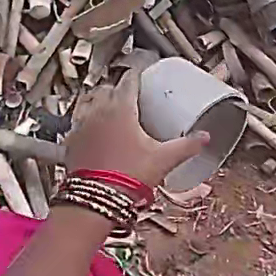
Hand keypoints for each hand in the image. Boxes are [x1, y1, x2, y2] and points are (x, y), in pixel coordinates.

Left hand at [63, 68, 208, 194]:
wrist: (95, 201)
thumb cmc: (127, 177)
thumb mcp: (163, 159)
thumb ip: (186, 146)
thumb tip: (204, 138)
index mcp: (121, 108)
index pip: (129, 80)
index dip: (137, 75)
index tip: (143, 74)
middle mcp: (98, 112)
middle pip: (108, 88)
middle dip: (120, 88)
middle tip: (132, 95)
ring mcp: (82, 126)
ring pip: (90, 102)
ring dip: (101, 102)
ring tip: (113, 109)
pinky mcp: (71, 141)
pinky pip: (79, 122)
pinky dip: (88, 122)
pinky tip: (96, 131)